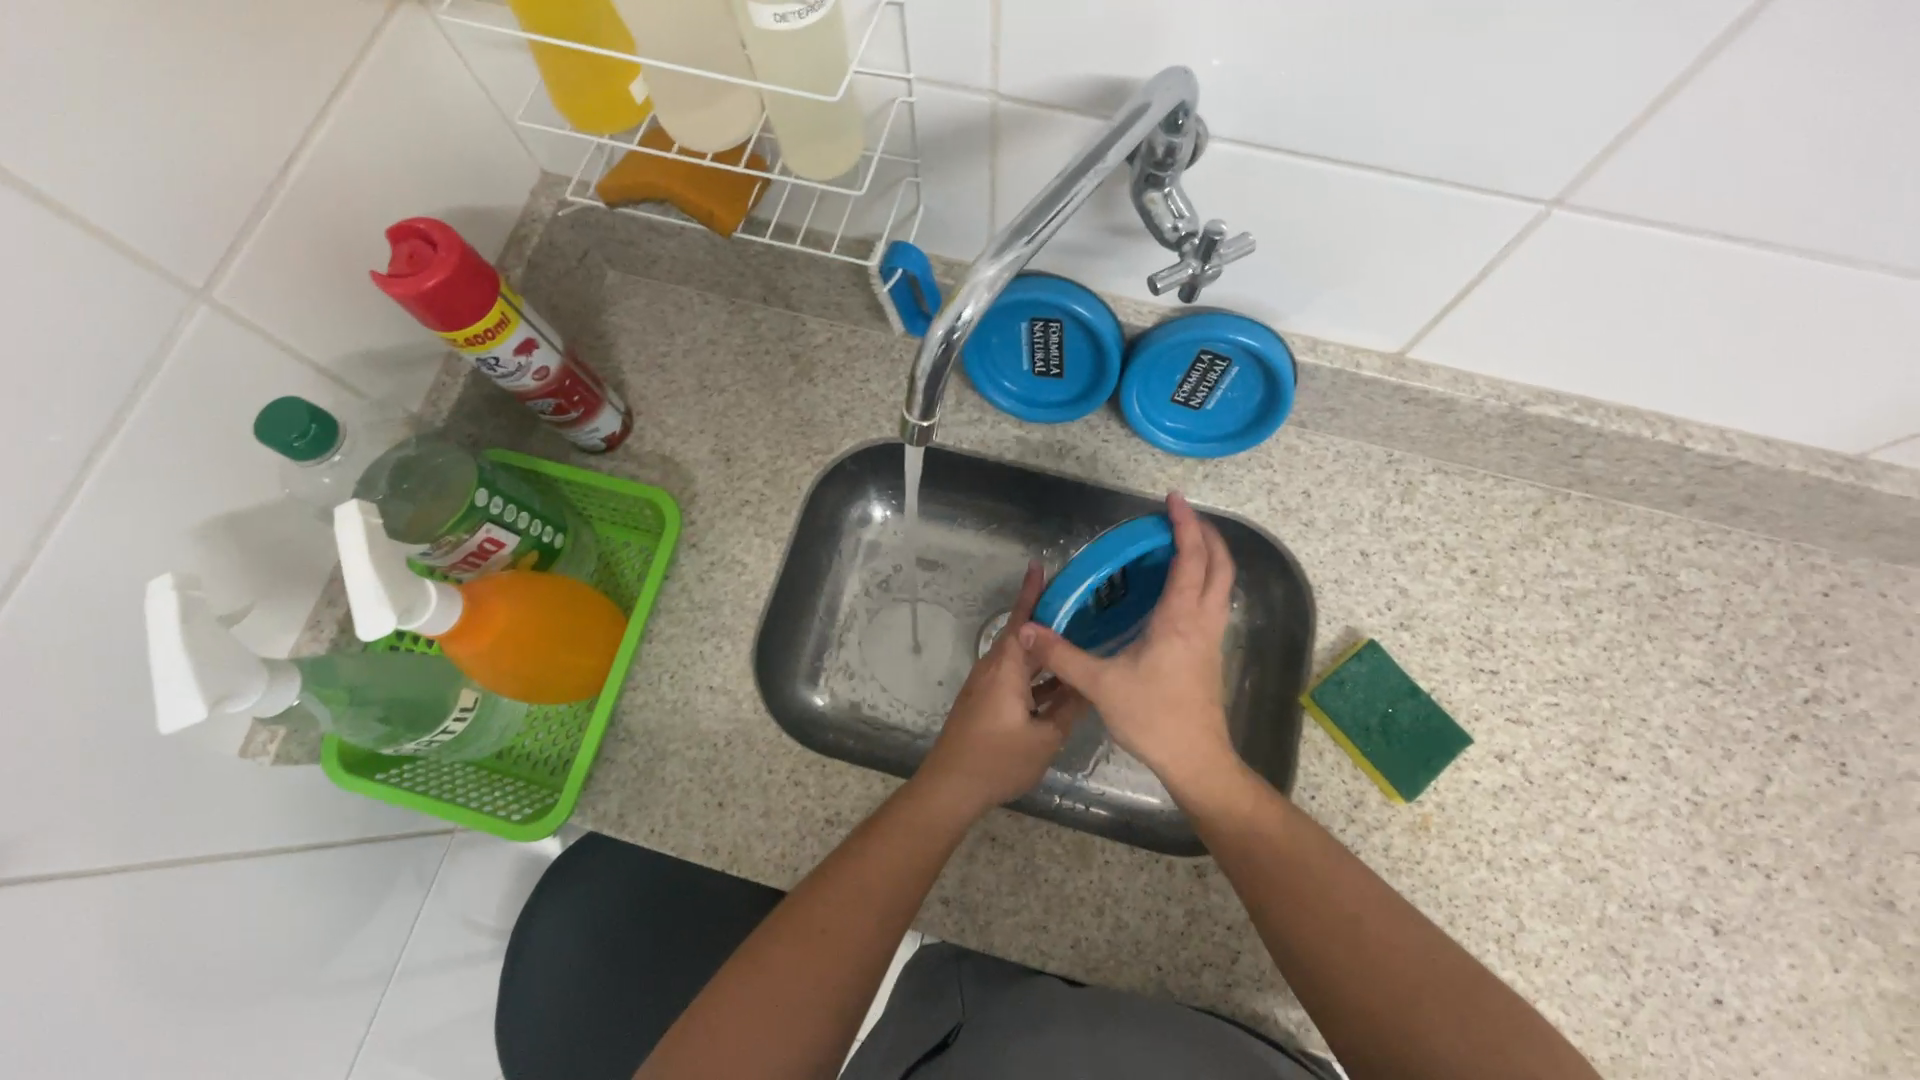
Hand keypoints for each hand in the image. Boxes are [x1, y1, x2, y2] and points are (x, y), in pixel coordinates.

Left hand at [915, 561, 1088, 817]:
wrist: (950, 787)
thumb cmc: (997, 760)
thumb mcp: (1044, 738)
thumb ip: (1069, 709)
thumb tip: (1090, 686)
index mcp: (1006, 668)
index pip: (1022, 621)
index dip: (1031, 593)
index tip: (1040, 566)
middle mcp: (993, 669)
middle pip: (1023, 636)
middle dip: (1048, 620)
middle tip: (1081, 605)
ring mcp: (987, 686)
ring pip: (1021, 659)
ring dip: (1045, 651)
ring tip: (1079, 640)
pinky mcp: (985, 702)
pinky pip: (1016, 677)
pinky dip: (1037, 674)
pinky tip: (1061, 684)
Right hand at [1019, 492, 1238, 792]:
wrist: (1195, 759)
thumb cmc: (1153, 718)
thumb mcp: (1100, 685)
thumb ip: (1062, 655)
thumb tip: (1026, 631)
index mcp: (1180, 618)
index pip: (1190, 558)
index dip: (1185, 524)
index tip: (1173, 499)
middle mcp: (1203, 621)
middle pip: (1220, 565)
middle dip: (1206, 534)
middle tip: (1181, 516)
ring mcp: (1211, 638)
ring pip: (1223, 585)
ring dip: (1210, 557)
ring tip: (1182, 544)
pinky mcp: (1210, 654)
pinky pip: (1214, 603)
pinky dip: (1204, 582)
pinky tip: (1177, 593)